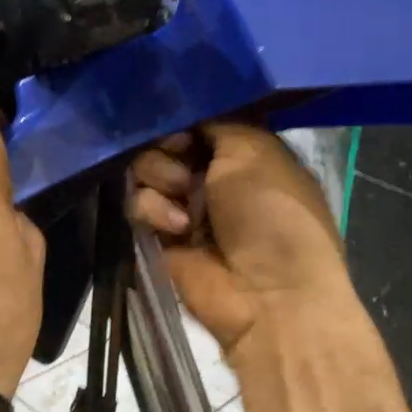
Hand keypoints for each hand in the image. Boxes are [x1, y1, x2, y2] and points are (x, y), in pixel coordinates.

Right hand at [129, 122, 350, 356]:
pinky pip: (138, 205)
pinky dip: (153, 210)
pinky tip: (177, 228)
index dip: (184, 116)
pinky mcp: (161, 236)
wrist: (269, 295)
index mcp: (246, 155)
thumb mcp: (256, 150)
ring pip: (146, 169)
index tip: (179, 120)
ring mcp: (186, 207)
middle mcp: (215, 178)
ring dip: (160, 176)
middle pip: (167, 141)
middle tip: (180, 157)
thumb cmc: (273, 213)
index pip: (199, 121)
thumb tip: (185, 118)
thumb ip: (218, 122)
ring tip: (181, 195)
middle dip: (168, 145)